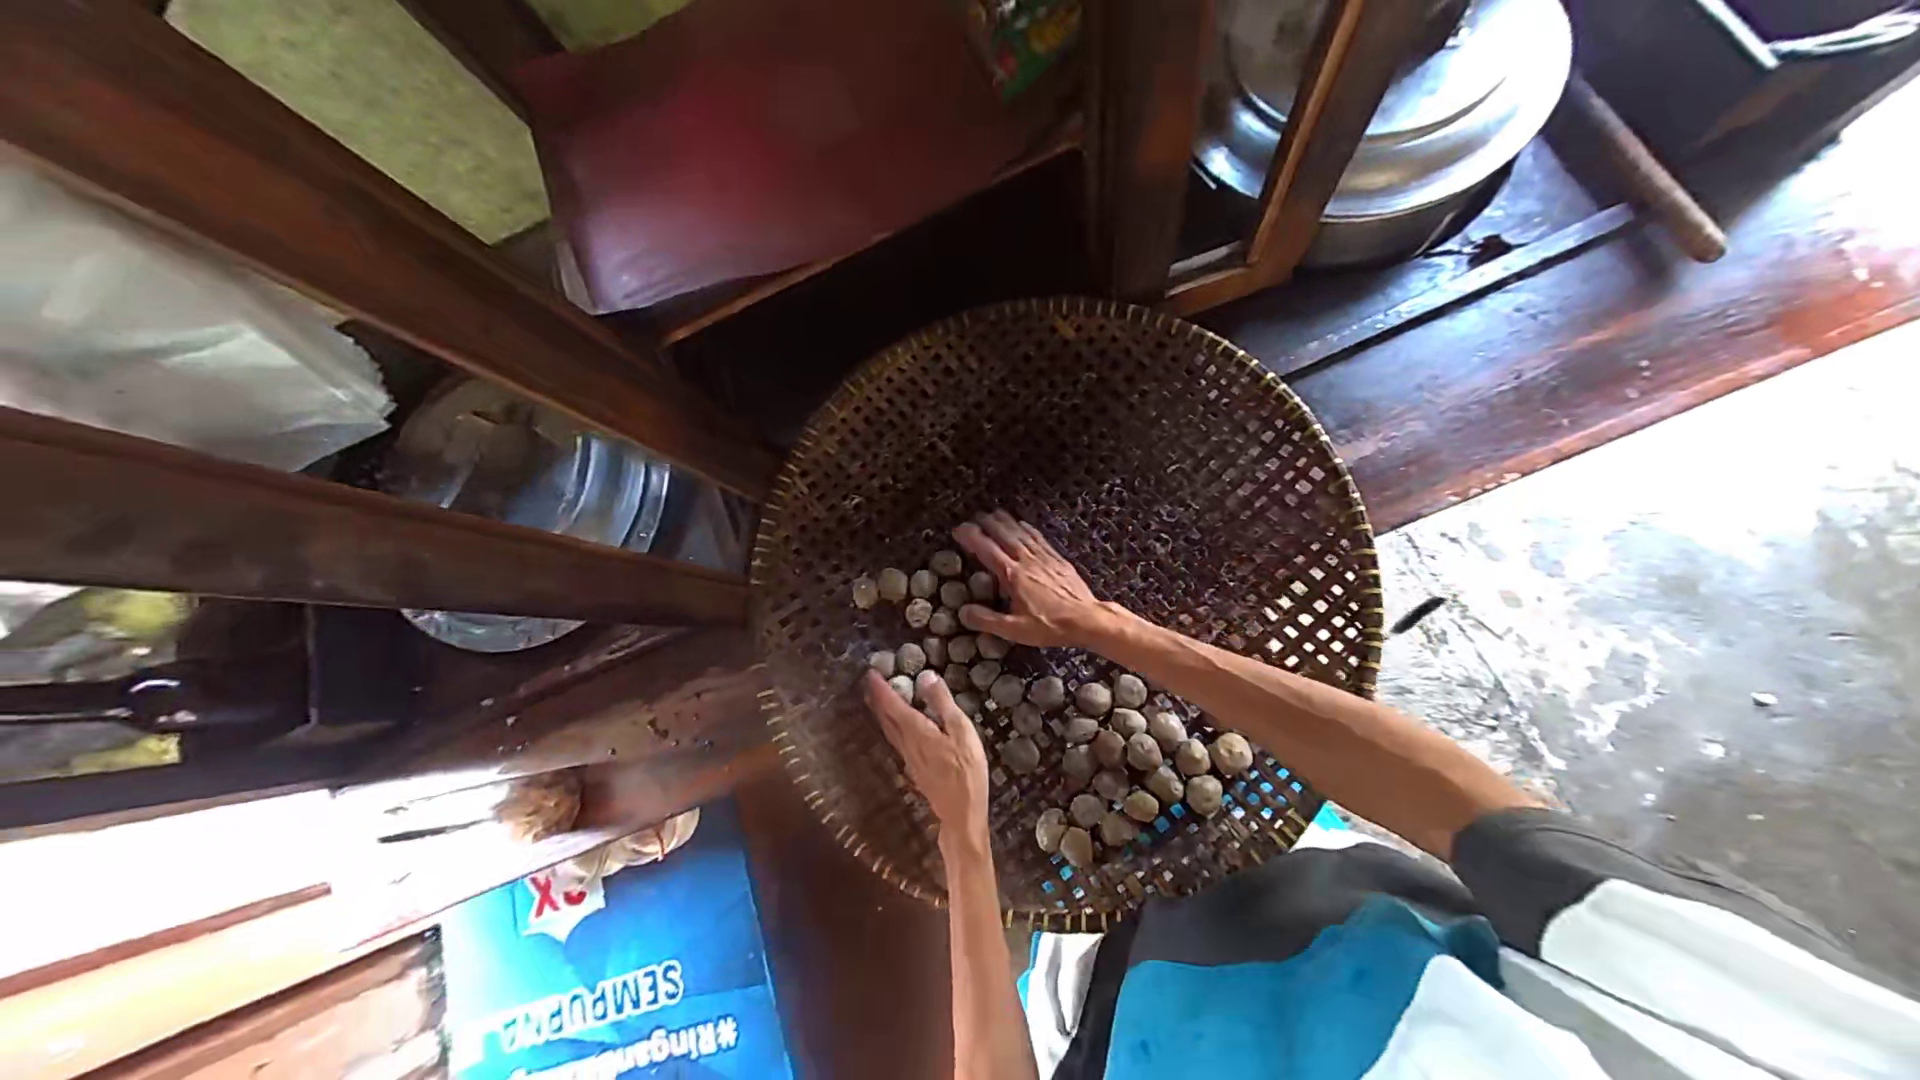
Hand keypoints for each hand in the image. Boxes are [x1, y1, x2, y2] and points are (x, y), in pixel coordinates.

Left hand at [863, 669, 989, 852]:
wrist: (961, 813)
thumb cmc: (966, 770)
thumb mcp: (961, 731)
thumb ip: (943, 704)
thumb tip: (926, 677)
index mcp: (916, 731)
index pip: (893, 705)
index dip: (881, 688)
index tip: (870, 673)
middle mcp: (907, 744)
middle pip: (886, 719)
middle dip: (876, 699)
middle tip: (868, 683)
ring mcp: (910, 759)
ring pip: (889, 731)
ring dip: (881, 714)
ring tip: (876, 701)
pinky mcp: (915, 769)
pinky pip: (897, 741)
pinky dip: (891, 727)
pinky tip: (896, 730)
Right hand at [952, 511, 1113, 648]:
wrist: (1086, 619)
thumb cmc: (1050, 626)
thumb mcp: (1014, 630)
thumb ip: (987, 620)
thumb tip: (964, 612)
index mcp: (1012, 576)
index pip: (986, 549)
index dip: (971, 537)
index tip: (959, 530)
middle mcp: (1026, 561)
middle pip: (1004, 534)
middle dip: (987, 523)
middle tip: (975, 517)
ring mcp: (1044, 558)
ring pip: (1021, 532)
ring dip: (1006, 521)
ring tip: (995, 513)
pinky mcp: (1057, 560)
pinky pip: (1039, 538)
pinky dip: (1028, 528)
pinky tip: (1024, 524)